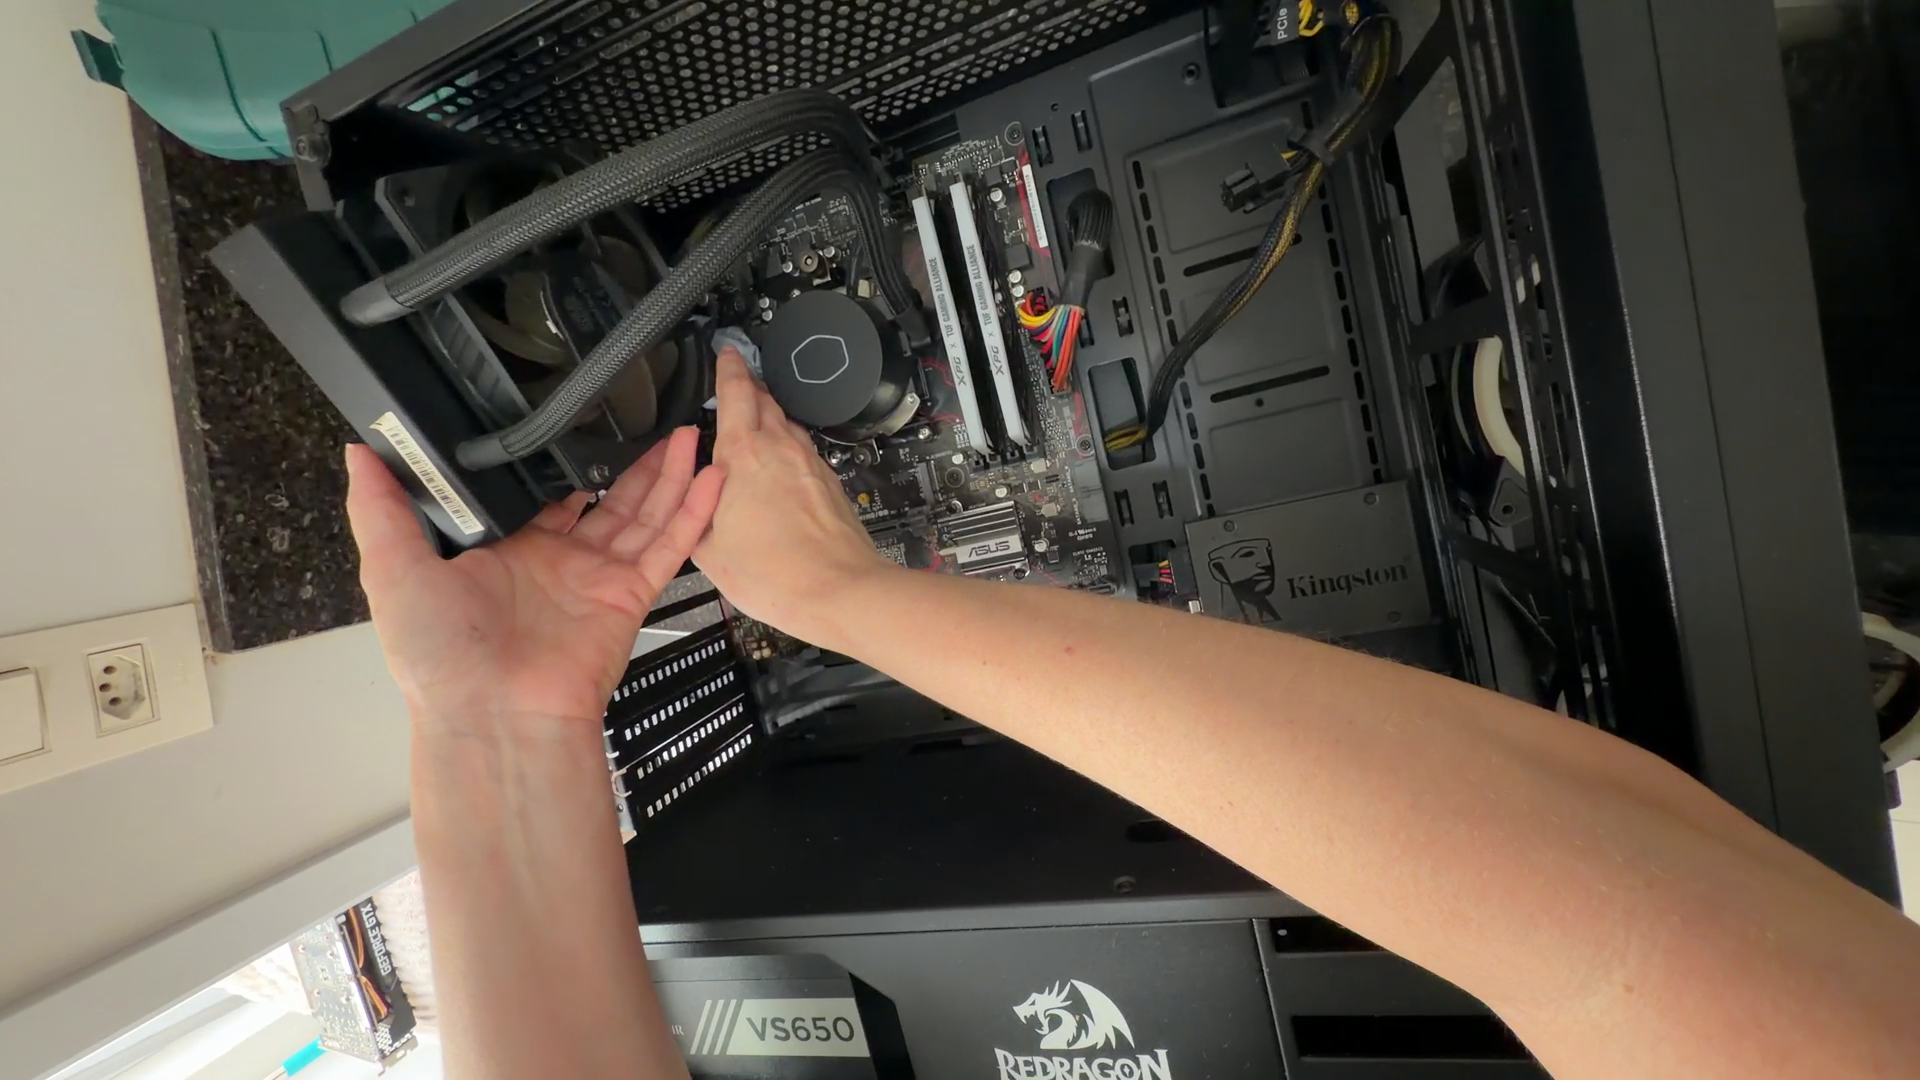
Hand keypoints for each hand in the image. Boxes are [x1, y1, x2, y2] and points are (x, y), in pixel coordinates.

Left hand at [344, 427, 723, 732]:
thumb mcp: (393, 569)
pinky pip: (669, 546)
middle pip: (617, 503)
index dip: (582, 473)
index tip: (598, 440)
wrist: (492, 711)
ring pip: (649, 515)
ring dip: (675, 477)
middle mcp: (568, 563)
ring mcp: (605, 578)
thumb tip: (361, 450)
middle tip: (669, 430)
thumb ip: (383, 509)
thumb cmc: (440, 653)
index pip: (562, 504)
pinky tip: (712, 479)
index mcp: (520, 554)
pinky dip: (694, 513)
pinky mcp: (633, 593)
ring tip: (696, 437)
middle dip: (644, 467)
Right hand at [694, 348, 892, 638]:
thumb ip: (695, 510)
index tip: (727, 353)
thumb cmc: (777, 574)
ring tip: (755, 426)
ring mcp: (811, 465)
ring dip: (771, 418)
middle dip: (749, 388)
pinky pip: (805, 454)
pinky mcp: (830, 484)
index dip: (730, 367)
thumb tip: (691, 497)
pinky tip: (780, 470)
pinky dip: (789, 450)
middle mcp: (783, 450)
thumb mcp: (708, 547)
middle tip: (736, 383)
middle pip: (765, 402)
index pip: (736, 391)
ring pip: (788, 426)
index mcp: (744, 454)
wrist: (839, 590)